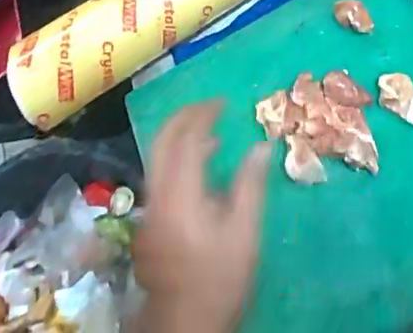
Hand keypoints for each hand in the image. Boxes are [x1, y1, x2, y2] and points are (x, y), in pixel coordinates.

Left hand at [134, 101, 269, 332]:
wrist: (184, 322)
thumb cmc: (219, 279)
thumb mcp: (244, 233)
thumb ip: (251, 185)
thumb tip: (262, 146)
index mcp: (181, 190)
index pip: (187, 136)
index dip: (203, 113)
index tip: (223, 102)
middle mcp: (158, 189)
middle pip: (163, 137)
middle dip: (185, 116)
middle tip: (210, 106)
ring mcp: (150, 204)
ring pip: (157, 153)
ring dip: (180, 135)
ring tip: (211, 133)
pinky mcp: (149, 217)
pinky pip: (159, 170)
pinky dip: (177, 156)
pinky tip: (199, 165)